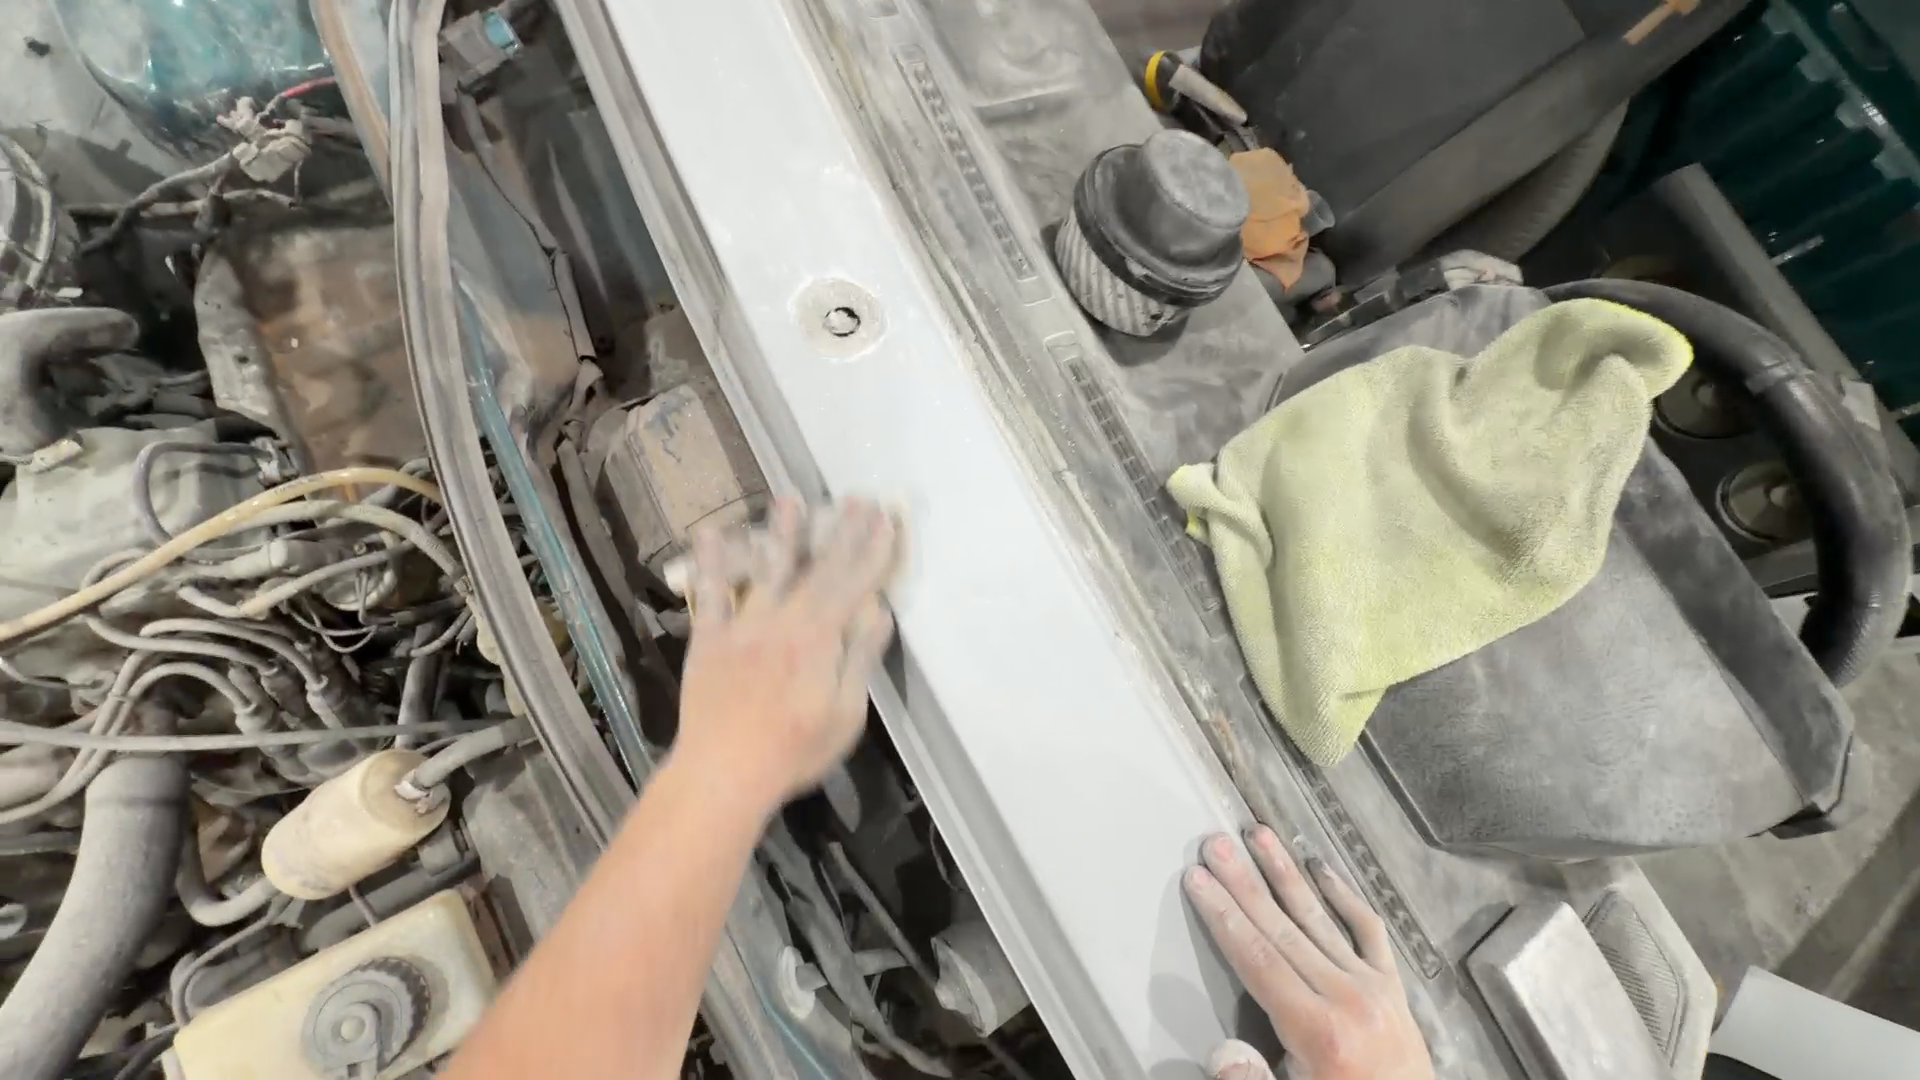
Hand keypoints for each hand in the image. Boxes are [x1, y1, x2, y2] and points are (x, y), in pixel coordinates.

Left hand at [675, 497, 898, 807]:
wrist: (723, 775)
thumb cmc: (794, 751)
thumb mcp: (845, 714)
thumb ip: (859, 659)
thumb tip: (880, 612)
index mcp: (818, 640)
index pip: (853, 586)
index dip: (873, 553)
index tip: (887, 522)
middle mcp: (783, 621)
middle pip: (819, 571)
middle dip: (843, 533)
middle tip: (858, 499)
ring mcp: (743, 627)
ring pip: (767, 572)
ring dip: (782, 534)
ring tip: (791, 499)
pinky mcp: (709, 640)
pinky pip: (709, 596)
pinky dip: (710, 564)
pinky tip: (709, 532)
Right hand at [1185, 827, 1433, 1079]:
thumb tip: (1221, 1052)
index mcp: (1320, 1032)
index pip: (1258, 959)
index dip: (1223, 916)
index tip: (1197, 878)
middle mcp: (1348, 999)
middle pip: (1281, 929)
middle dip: (1242, 882)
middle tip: (1214, 842)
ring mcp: (1374, 988)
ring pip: (1318, 918)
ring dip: (1284, 872)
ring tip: (1258, 833)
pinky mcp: (1394, 988)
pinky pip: (1368, 931)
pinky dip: (1344, 895)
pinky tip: (1321, 866)